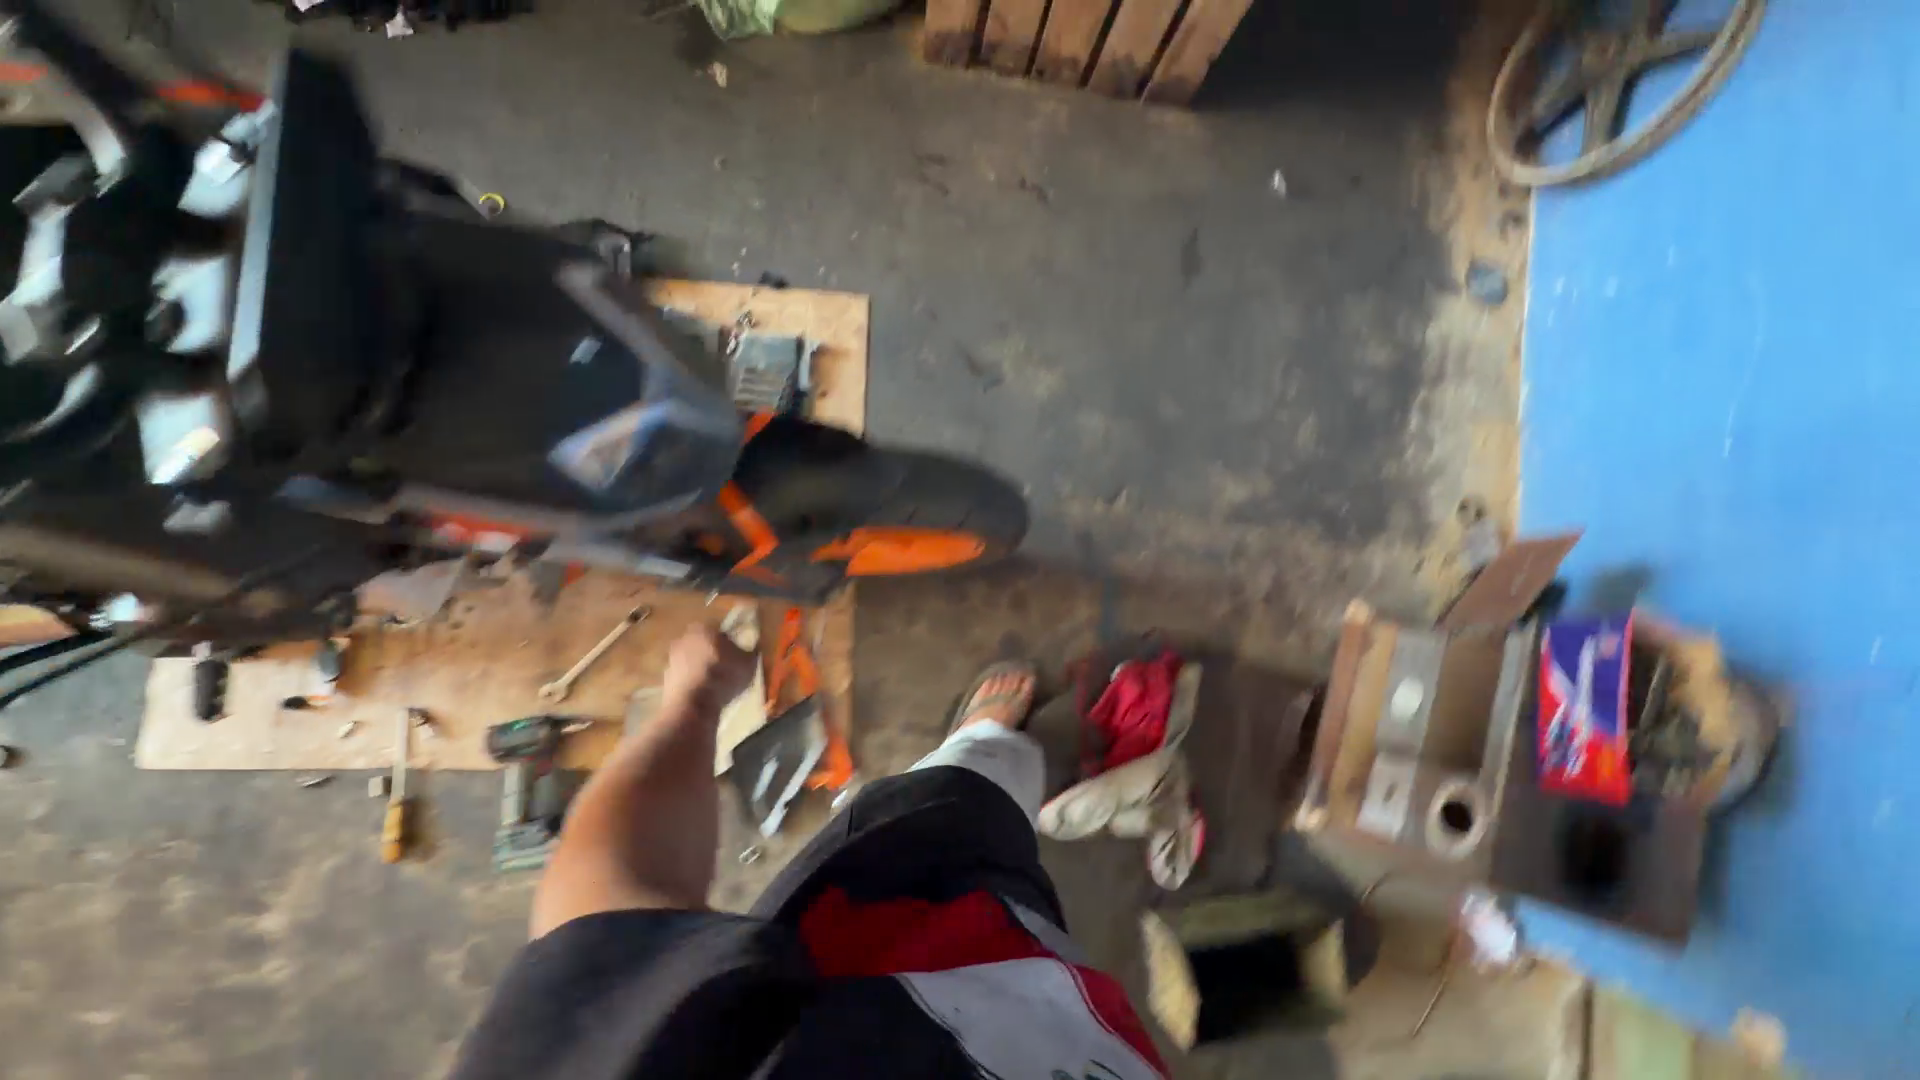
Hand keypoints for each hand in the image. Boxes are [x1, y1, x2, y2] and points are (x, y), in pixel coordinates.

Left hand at [660, 624, 756, 714]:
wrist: (693, 705)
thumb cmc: (723, 676)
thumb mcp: (749, 663)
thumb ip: (751, 651)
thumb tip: (753, 647)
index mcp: (705, 628)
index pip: (721, 628)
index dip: (732, 640)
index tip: (738, 653)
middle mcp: (684, 638)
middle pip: (704, 643)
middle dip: (714, 653)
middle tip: (728, 668)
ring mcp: (672, 659)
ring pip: (693, 660)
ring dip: (703, 668)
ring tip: (718, 684)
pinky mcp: (666, 679)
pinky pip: (686, 677)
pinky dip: (694, 683)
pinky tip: (705, 694)